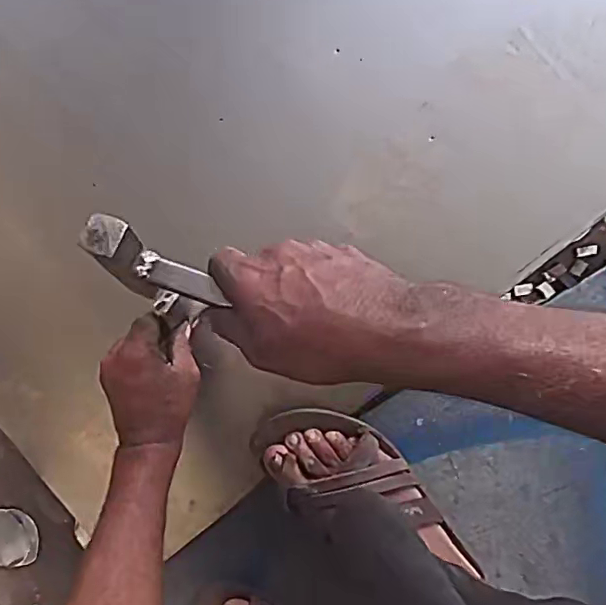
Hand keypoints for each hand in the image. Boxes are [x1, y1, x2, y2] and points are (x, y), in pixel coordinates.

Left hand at [100, 313, 201, 447]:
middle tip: (169, 356)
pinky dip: (134, 362)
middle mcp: (116, 356)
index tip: (174, 332)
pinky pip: (122, 357)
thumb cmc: (166, 414)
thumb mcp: (187, 373)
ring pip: (128, 343)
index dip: (165, 324)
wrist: (148, 440)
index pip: (148, 319)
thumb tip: (182, 328)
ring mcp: (108, 367)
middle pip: (136, 330)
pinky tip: (147, 378)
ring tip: (158, 371)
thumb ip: (183, 343)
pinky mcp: (106, 377)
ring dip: (143, 350)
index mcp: (135, 351)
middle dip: (154, 338)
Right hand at [206, 241, 436, 384]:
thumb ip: (231, 330)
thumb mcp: (264, 354)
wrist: (387, 330)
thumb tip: (220, 320)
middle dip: (264, 288)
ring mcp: (311, 249)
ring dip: (296, 286)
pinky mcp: (339, 251)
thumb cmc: (329, 344)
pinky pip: (320, 266)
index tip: (231, 301)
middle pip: (257, 264)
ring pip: (291, 265)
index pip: (218, 263)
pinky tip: (334, 310)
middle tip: (276, 319)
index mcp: (250, 278)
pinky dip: (323, 283)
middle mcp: (278, 255)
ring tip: (313, 320)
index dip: (223, 283)